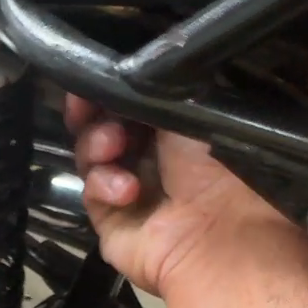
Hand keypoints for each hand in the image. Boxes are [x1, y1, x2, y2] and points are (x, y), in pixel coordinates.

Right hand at [65, 96, 307, 298]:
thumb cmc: (222, 167)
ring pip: (90, 157)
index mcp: (175, 128)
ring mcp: (127, 191)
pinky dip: (105, 184)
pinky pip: (92, 193)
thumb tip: (120, 72)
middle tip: (85, 105)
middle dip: (91, 112)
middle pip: (100, 125)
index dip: (106, 89)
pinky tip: (128, 190)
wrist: (219, 235)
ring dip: (96, 143)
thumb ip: (154, 88)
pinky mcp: (111, 222)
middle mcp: (150, 158)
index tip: (90, 80)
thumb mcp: (192, 107)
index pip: (128, 102)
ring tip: (115, 146)